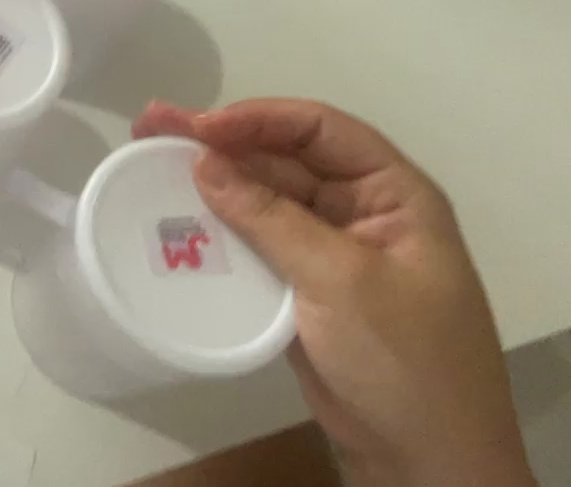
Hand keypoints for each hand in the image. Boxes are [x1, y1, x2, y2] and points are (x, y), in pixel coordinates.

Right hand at [134, 100, 533, 486]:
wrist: (424, 465)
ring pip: (258, 191)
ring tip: (146, 153)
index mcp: (391, 194)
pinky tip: (174, 209)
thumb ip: (269, 217)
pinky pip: (250, 233)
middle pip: (280, 155)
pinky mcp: (296, 277)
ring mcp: (324, 243)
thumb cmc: (405, 362)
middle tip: (152, 123)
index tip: (201, 127)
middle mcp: (357, 207)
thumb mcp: (341, 281)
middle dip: (218, 139)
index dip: (258, 118)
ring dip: (207, 175)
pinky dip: (213, 219)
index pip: (320, 130)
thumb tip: (202, 163)